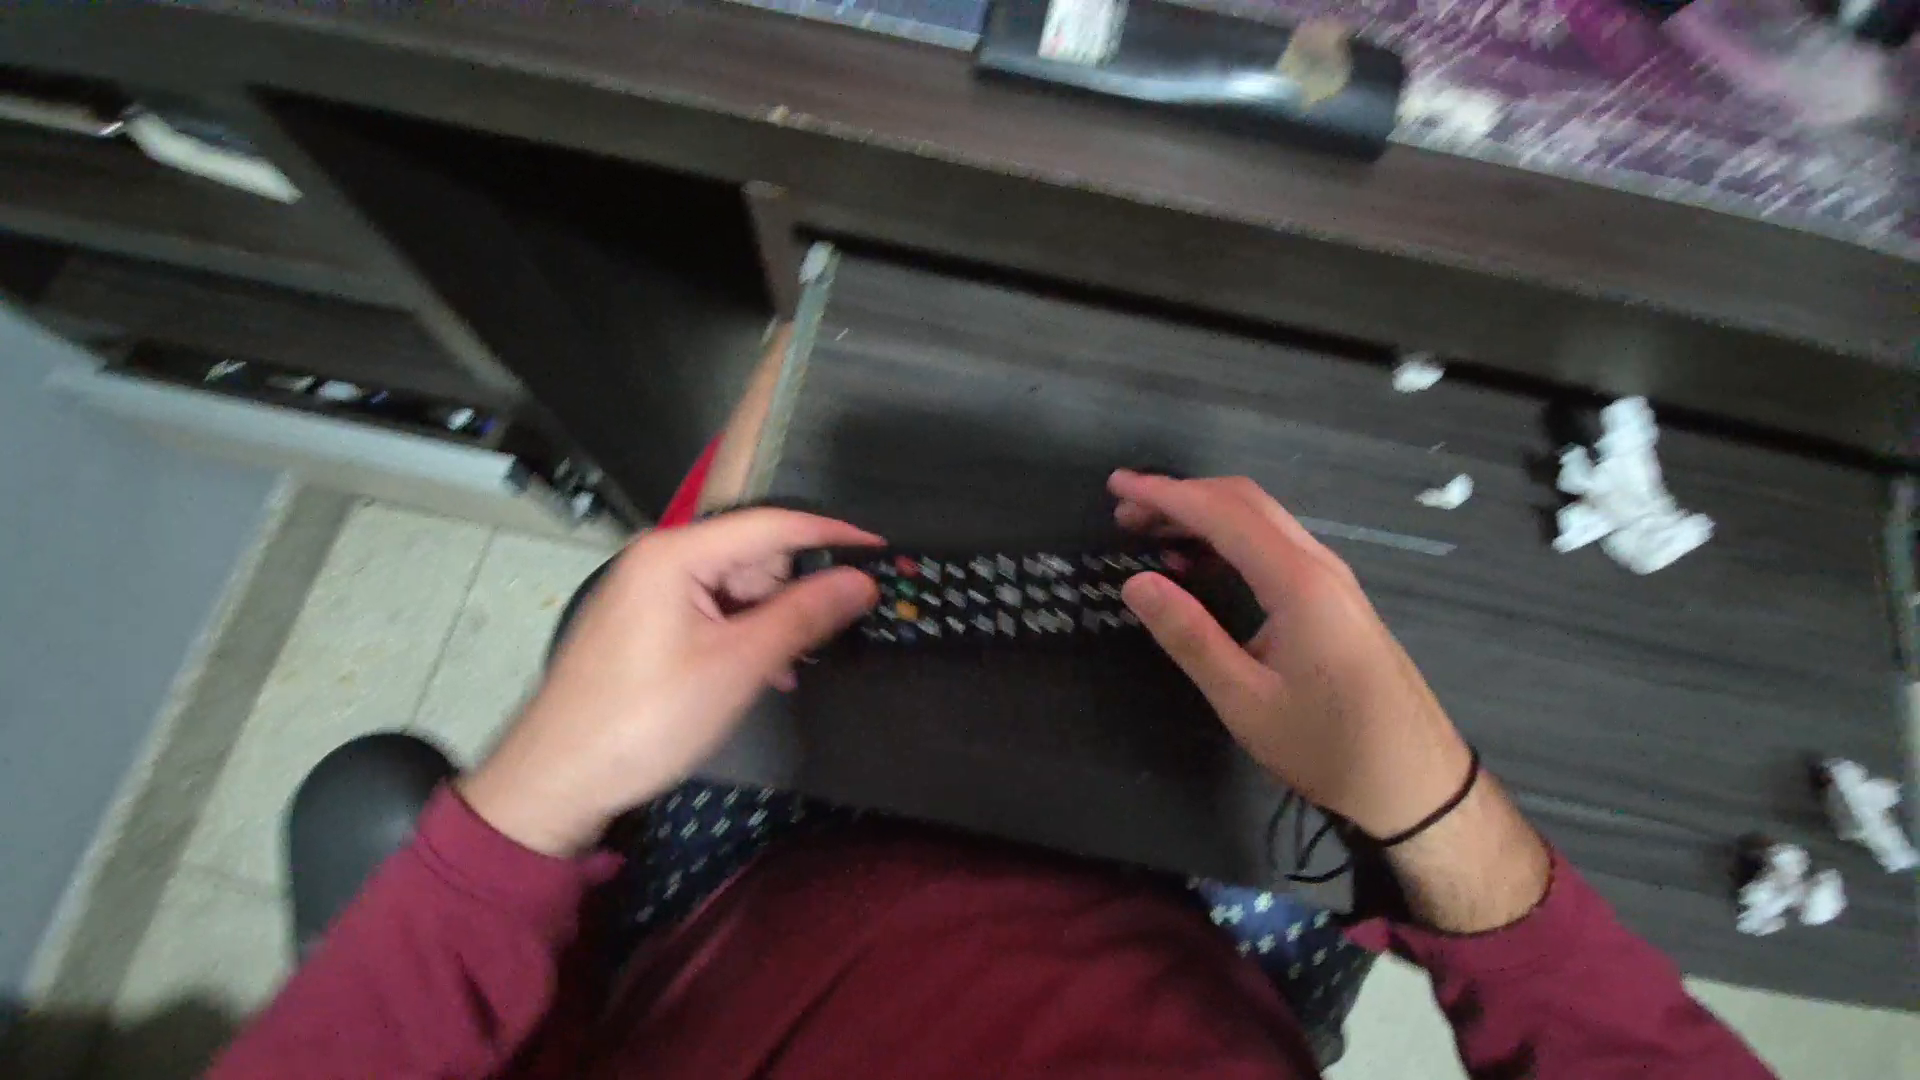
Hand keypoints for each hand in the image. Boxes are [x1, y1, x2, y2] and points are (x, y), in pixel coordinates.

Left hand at [460, 509, 880, 855]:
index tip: (884, 552)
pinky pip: (717, 612)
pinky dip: (748, 635)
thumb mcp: (739, 665)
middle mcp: (664, 558)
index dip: (833, 536)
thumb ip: (805, 615)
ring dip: (776, 620)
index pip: (774, 525)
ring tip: (803, 660)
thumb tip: (864, 580)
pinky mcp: (651, 622)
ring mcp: (654, 590)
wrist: (556, 780)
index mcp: (678, 553)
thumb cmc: (648, 718)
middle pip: (756, 556)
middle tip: (844, 625)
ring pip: (740, 588)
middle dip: (800, 589)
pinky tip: (770, 670)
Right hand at [1109, 470, 1472, 840]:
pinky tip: (1197, 562)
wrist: (1415, 781)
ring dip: (1203, 513)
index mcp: (1297, 583)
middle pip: (1244, 501)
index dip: (1165, 494)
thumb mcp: (1244, 700)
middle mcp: (1318, 565)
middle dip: (1180, 495)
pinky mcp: (1333, 597)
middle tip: (1125, 511)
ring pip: (1261, 519)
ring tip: (1150, 531)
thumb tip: (1136, 583)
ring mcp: (1331, 578)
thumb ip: (1189, 636)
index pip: (1222, 514)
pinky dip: (1227, 537)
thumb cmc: (1326, 745)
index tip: (1117, 486)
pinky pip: (1273, 544)